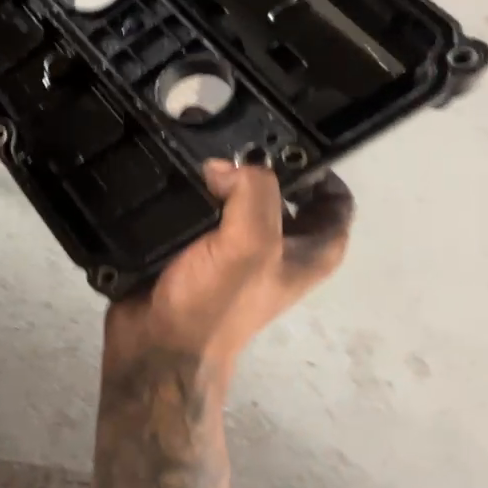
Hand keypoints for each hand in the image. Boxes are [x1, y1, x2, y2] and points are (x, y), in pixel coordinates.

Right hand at [105, 161, 354, 370]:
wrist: (156, 346)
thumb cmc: (214, 304)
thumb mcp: (250, 244)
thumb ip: (251, 193)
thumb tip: (222, 167)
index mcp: (312, 251)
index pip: (331, 194)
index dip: (310, 166)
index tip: (272, 142)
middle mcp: (278, 249)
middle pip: (274, 191)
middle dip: (250, 166)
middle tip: (219, 140)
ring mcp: (232, 253)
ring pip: (228, 200)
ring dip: (209, 181)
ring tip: (184, 154)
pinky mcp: (192, 255)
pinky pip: (192, 215)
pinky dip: (180, 199)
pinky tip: (162, 181)